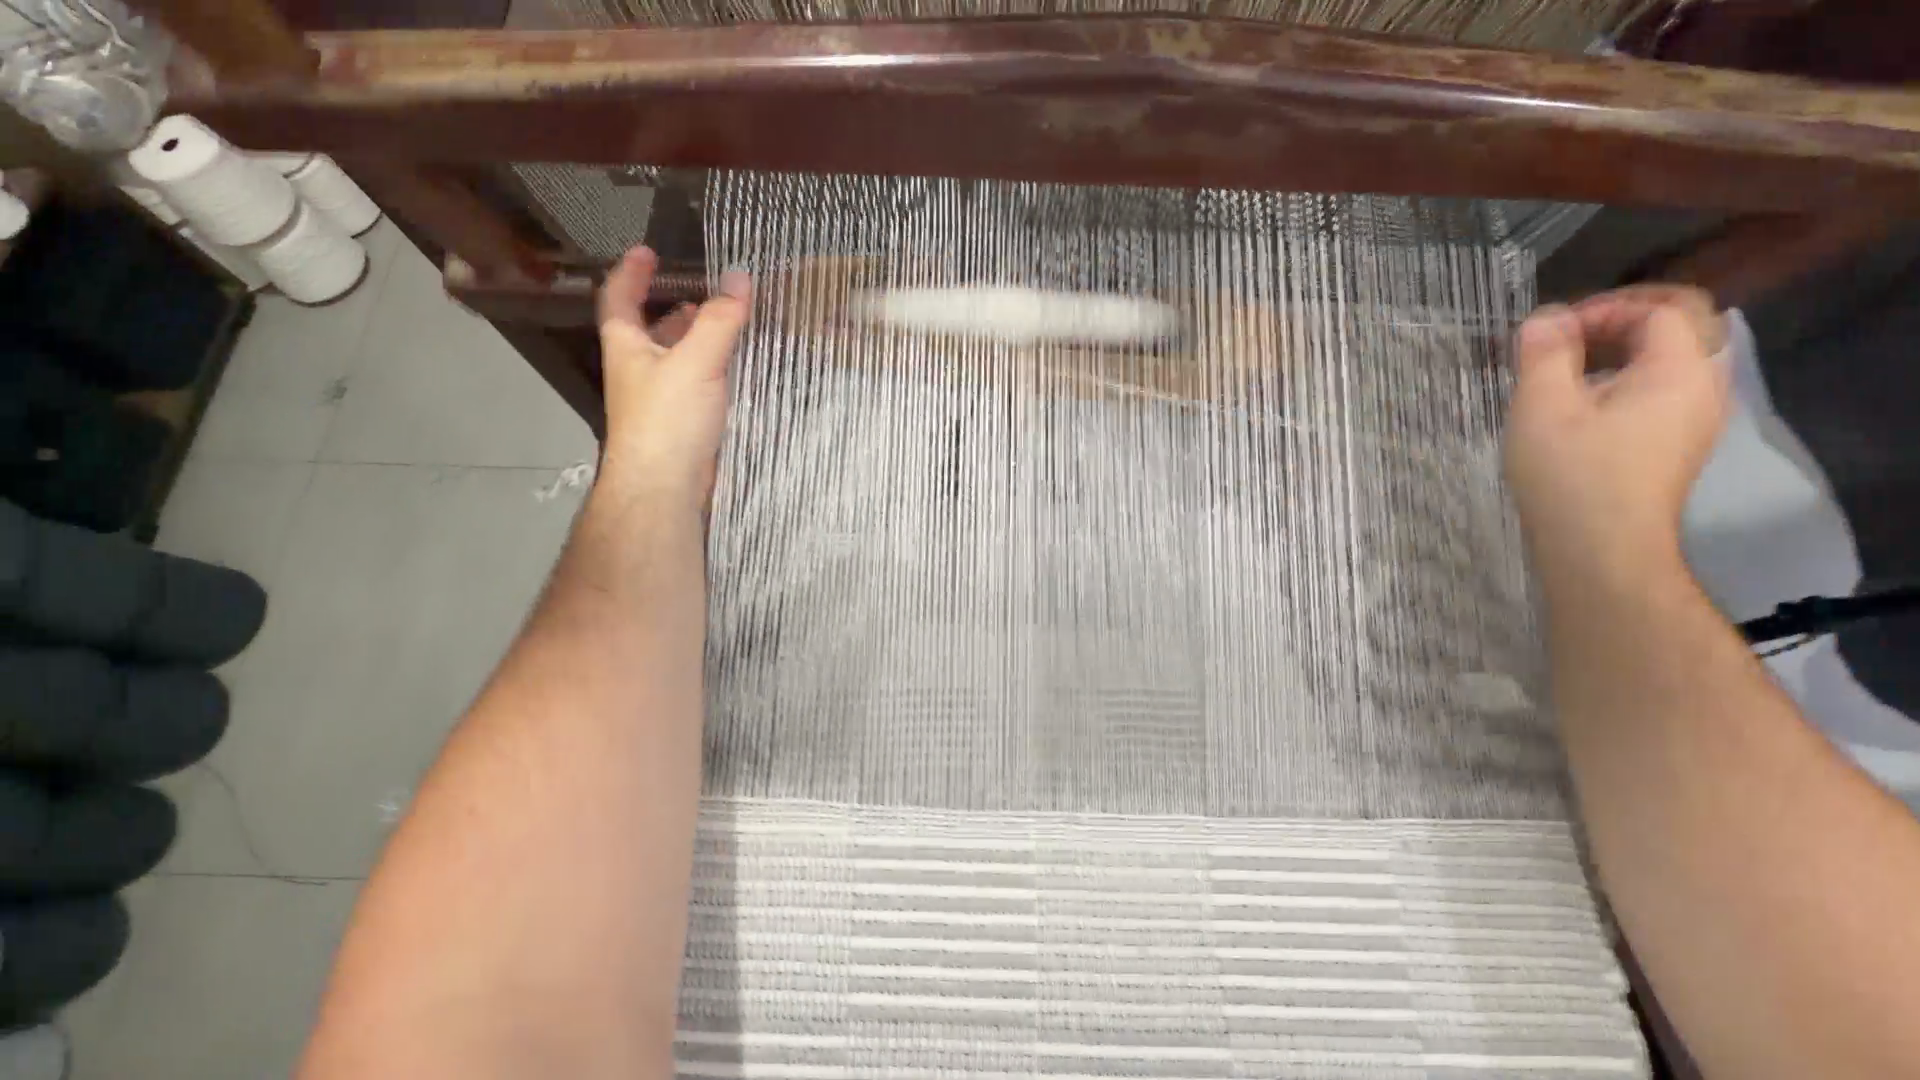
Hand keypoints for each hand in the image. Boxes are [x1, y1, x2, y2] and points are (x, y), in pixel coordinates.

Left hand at [595, 246, 752, 510]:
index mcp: (627, 348)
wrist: (664, 489)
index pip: (619, 299)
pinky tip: (737, 370)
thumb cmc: (667, 420)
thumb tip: (740, 276)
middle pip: (651, 330)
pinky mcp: (681, 425)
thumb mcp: (695, 361)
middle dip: (674, 308)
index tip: (647, 251)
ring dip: (698, 341)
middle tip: (705, 292)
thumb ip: (719, 320)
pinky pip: (697, 386)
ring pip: (677, 360)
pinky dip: (713, 372)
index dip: (630, 273)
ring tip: (728, 326)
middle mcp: (639, 371)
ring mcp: (659, 401)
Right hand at [1503, 285, 1730, 578]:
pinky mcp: (1678, 448)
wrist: (1601, 552)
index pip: (1659, 308)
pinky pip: (1663, 393)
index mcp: (1680, 369)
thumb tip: (1546, 317)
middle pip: (1678, 328)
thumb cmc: (1572, 475)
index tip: (1553, 334)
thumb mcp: (1541, 406)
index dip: (1604, 307)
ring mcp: (1696, 421)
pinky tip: (1584, 409)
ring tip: (1566, 374)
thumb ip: (1544, 352)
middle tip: (1565, 341)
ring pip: (1670, 362)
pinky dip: (1627, 383)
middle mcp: (1703, 388)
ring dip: (1621, 354)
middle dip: (1619, 323)